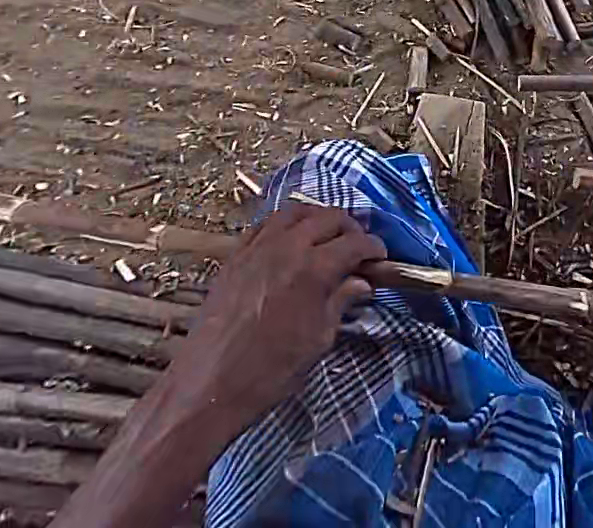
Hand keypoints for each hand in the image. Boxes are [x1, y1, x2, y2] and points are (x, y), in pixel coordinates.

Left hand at [166, 204, 385, 424]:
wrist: (212, 381)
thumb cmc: (271, 370)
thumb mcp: (318, 340)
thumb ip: (340, 302)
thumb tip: (360, 282)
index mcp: (315, 269)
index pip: (354, 243)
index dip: (373, 247)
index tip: (379, 256)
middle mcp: (289, 246)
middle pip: (328, 218)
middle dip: (349, 228)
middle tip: (357, 246)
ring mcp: (260, 245)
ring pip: (296, 212)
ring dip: (317, 218)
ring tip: (325, 235)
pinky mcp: (238, 252)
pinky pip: (266, 223)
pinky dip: (285, 223)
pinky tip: (289, 238)